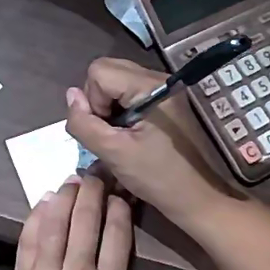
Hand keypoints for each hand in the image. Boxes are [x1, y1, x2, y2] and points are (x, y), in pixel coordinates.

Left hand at [0, 176, 163, 269]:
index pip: (117, 237)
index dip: (119, 208)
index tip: (121, 192)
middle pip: (86, 221)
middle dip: (93, 191)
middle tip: (96, 172)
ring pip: (57, 223)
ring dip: (65, 196)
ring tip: (72, 178)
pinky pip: (29, 239)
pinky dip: (37, 216)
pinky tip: (44, 200)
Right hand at [65, 58, 235, 222]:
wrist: (198, 197)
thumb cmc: (158, 177)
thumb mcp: (113, 152)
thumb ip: (84, 122)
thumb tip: (71, 96)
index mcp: (151, 86)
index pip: (99, 72)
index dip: (92, 100)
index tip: (105, 130)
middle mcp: (160, 78)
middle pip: (108, 71)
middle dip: (99, 101)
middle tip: (109, 132)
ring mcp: (165, 88)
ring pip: (118, 82)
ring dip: (110, 107)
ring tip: (120, 136)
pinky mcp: (167, 100)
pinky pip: (131, 93)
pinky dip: (122, 110)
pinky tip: (130, 134)